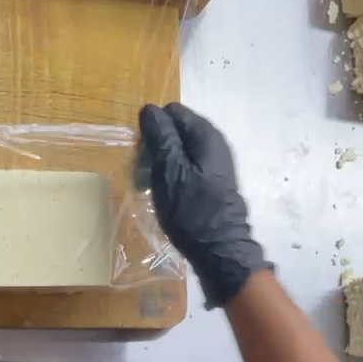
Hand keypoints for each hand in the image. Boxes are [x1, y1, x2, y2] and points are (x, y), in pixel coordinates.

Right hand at [138, 102, 269, 308]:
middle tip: (143, 176)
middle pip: (175, 132)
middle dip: (154, 149)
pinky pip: (185, 170)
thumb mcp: (169, 171)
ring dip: (160, 166)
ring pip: (178, 152)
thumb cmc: (192, 211)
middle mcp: (214, 143)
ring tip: (150, 189)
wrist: (220, 251)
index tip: (142, 156)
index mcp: (205, 135)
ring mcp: (214, 164)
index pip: (170, 113)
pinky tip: (164, 197)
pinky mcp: (212, 183)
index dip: (152, 130)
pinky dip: (171, 179)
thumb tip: (150, 109)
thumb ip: (160, 138)